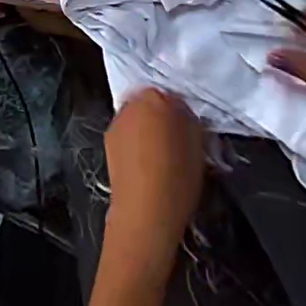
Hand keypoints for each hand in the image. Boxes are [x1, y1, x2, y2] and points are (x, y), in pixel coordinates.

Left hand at [103, 89, 203, 263]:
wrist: (145, 211)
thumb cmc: (178, 178)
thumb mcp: (198, 147)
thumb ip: (189, 122)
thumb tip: (182, 114)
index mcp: (156, 100)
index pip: (171, 95)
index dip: (181, 111)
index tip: (189, 128)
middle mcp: (131, 104)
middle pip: (149, 102)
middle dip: (161, 114)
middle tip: (176, 138)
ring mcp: (117, 121)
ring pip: (136, 116)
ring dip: (146, 126)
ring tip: (160, 152)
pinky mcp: (107, 139)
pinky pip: (126, 132)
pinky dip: (135, 140)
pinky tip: (144, 161)